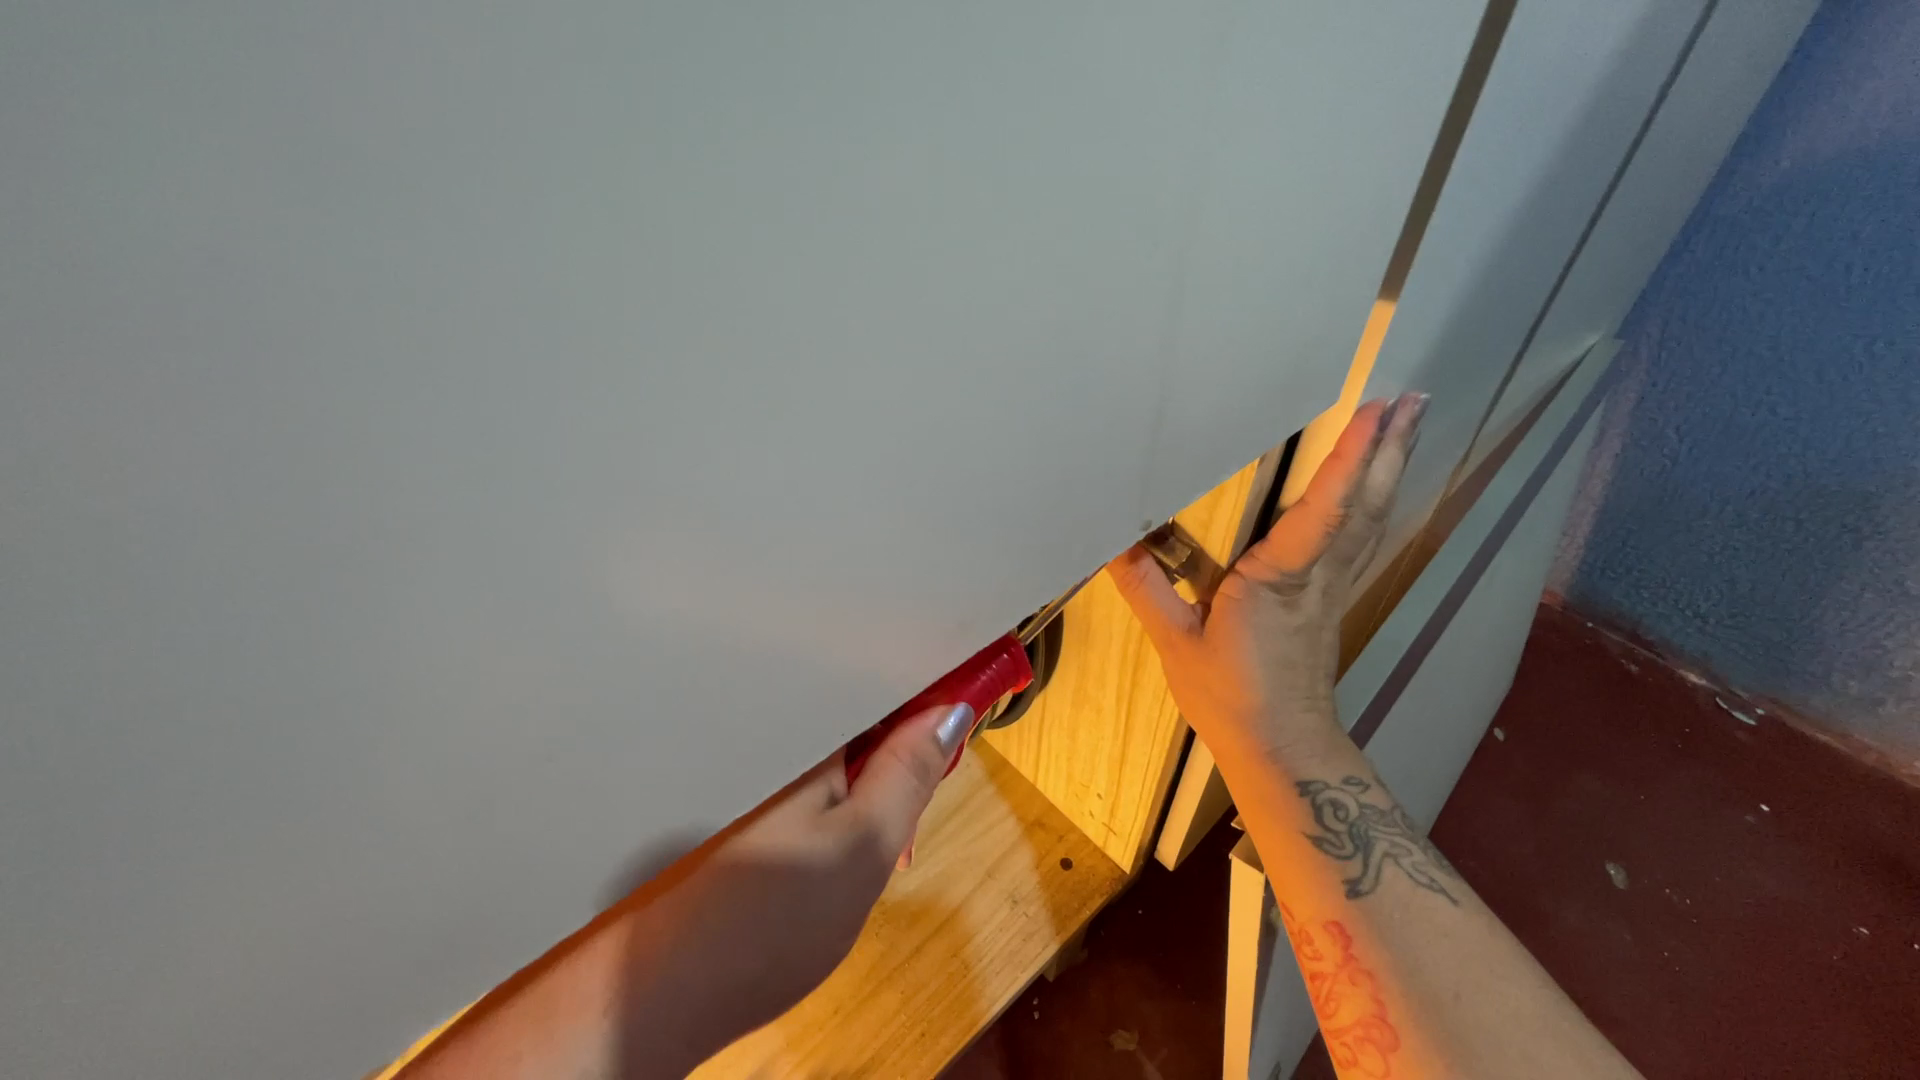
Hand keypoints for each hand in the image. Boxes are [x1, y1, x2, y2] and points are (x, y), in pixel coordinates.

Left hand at [618, 703, 971, 1073]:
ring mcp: (759, 778)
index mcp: (808, 733)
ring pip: (842, 761)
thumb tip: (954, 709)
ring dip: (876, 792)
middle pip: (866, 722)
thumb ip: (910, 772)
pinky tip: (840, 861)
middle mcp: (779, 740)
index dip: (933, 695)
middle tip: (916, 820)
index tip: (978, 706)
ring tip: (884, 853)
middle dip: (907, 757)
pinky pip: (814, 790)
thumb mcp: (865, 844)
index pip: (884, 687)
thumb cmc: (774, 914)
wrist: (662, 995)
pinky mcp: (748, 814)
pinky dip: (841, 813)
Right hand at [1107, 394, 1424, 759]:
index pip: (1323, 514)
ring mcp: (1335, 586)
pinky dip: (1376, 498)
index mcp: (1279, 581)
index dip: (1348, 462)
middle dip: (1390, 449)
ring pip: (1372, 519)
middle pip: (1365, 506)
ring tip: (1409, 420)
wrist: (1283, 746)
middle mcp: (1319, 576)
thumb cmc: (1230, 697)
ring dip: (1392, 467)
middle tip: (1413, 395)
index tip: (1373, 411)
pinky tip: (1381, 480)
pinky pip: (1364, 538)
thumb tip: (1113, 541)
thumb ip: (1146, 588)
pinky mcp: (1335, 597)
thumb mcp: (1177, 643)